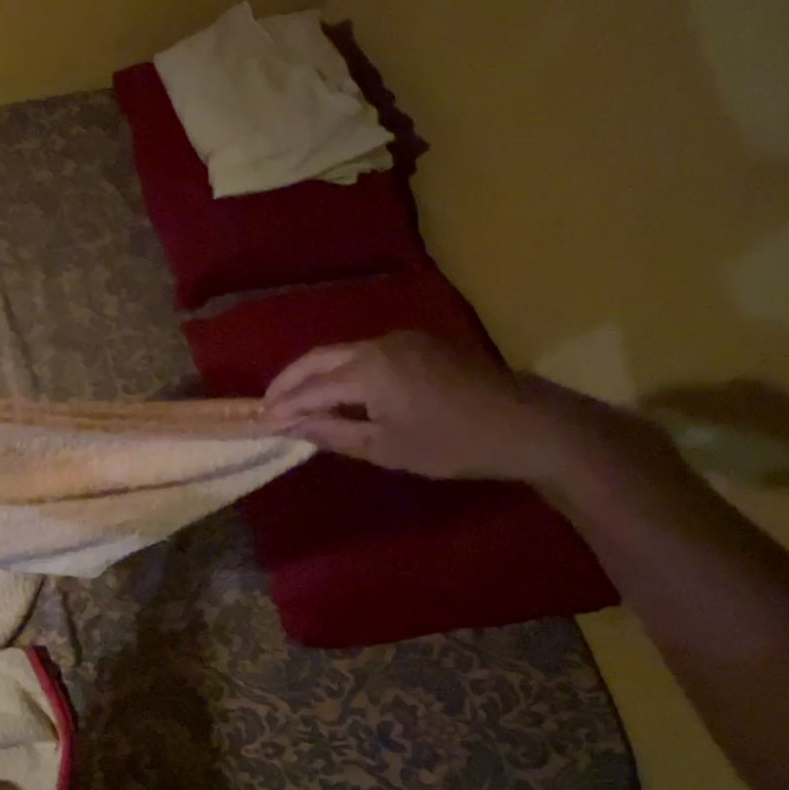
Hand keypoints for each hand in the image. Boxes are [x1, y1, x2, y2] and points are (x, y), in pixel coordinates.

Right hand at [263, 331, 643, 486]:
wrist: (529, 425)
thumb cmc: (452, 444)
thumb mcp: (385, 448)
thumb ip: (334, 433)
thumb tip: (294, 426)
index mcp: (368, 370)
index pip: (310, 389)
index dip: (282, 407)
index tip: (259, 423)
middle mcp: (380, 345)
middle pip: (319, 359)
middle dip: (288, 381)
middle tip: (267, 405)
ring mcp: (404, 341)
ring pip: (341, 353)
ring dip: (313, 374)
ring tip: (294, 399)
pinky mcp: (421, 346)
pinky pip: (364, 354)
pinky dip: (339, 370)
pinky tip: (334, 391)